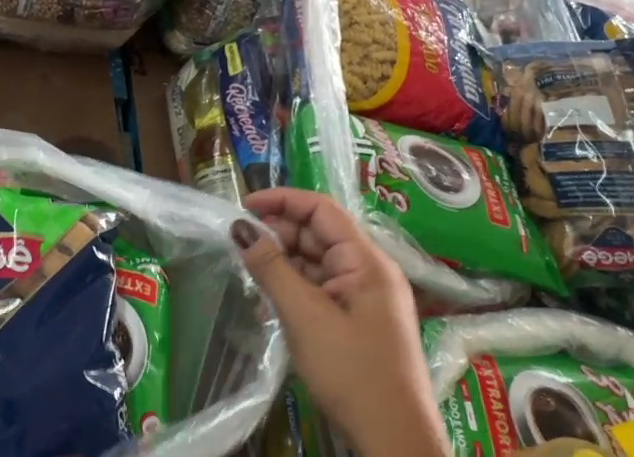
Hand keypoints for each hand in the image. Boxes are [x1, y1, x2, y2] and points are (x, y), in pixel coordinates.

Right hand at [229, 188, 446, 456]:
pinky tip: (269, 301)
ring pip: (316, 261)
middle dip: (278, 234)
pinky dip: (293, 287)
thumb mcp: (304, 315)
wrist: (394, 440)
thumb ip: (270, 266)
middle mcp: (369, 271)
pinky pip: (320, 287)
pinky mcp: (358, 320)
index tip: (242, 206)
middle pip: (317, 233)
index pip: (321, 209)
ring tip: (250, 274)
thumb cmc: (351, 371)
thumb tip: (239, 226)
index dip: (281, 200)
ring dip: (282, 263)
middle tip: (240, 247)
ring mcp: (365, 297)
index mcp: (366, 261)